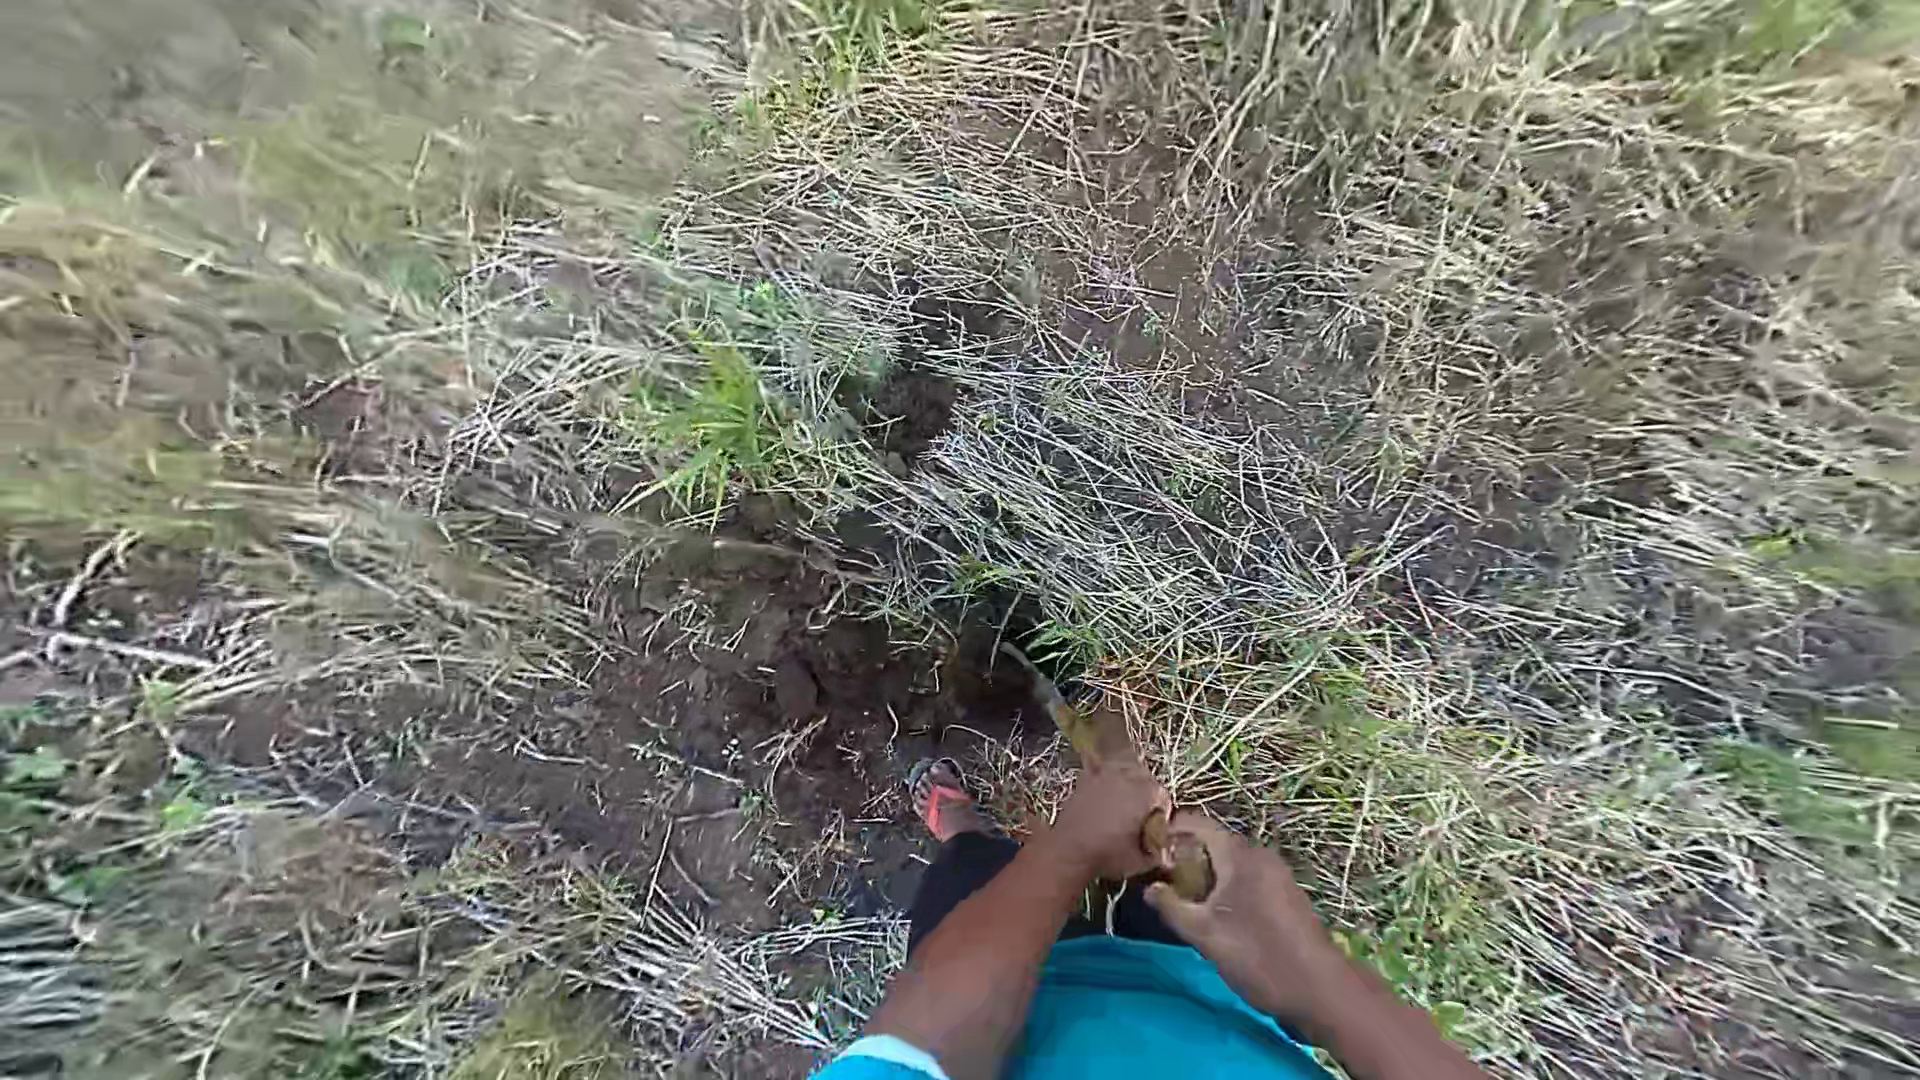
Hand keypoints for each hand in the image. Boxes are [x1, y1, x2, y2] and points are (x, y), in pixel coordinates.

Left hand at [1038, 761, 1171, 882]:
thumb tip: (1166, 852)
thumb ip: (1157, 854)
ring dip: (1129, 781)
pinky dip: (1107, 779)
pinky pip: (1102, 771)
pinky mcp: (1085, 779)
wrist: (1068, 849)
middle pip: (1144, 776)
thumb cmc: (1108, 855)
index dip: (1162, 809)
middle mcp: (1123, 778)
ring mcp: (1102, 775)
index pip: (1161, 793)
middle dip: (1148, 791)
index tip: (1157, 823)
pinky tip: (1105, 794)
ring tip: (1126, 801)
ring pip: (1123, 769)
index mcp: (1141, 794)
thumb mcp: (1140, 862)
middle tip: (1145, 812)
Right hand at [1145, 811, 1347, 1027]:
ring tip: (1186, 895)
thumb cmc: (1260, 956)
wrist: (1325, 994)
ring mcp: (1276, 873)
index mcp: (1239, 853)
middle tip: (1164, 876)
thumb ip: (1171, 908)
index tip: (1148, 848)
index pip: (1196, 822)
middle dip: (1185, 854)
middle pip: (1212, 841)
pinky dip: (1226, 883)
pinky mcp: (1286, 893)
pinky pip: (1246, 874)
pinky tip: (1218, 911)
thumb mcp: (1205, 935)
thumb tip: (1149, 888)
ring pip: (1230, 860)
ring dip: (1206, 872)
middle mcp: (1258, 853)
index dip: (1169, 830)